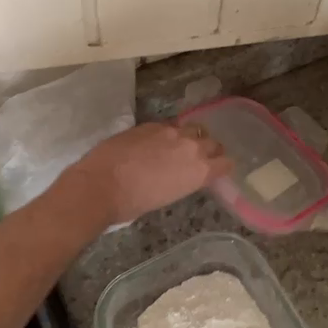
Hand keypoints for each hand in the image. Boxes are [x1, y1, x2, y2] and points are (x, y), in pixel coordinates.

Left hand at [63, 122, 231, 224]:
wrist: (102, 185)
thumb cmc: (133, 203)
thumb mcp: (168, 197)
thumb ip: (182, 180)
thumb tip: (179, 173)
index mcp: (199, 171)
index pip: (225, 162)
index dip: (223, 165)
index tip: (219, 168)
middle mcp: (191, 147)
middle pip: (212, 142)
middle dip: (209, 149)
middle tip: (200, 157)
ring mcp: (171, 132)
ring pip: (193, 128)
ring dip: (191, 136)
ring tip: (181, 145)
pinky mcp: (151, 124)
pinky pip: (169, 126)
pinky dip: (169, 133)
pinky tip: (157, 142)